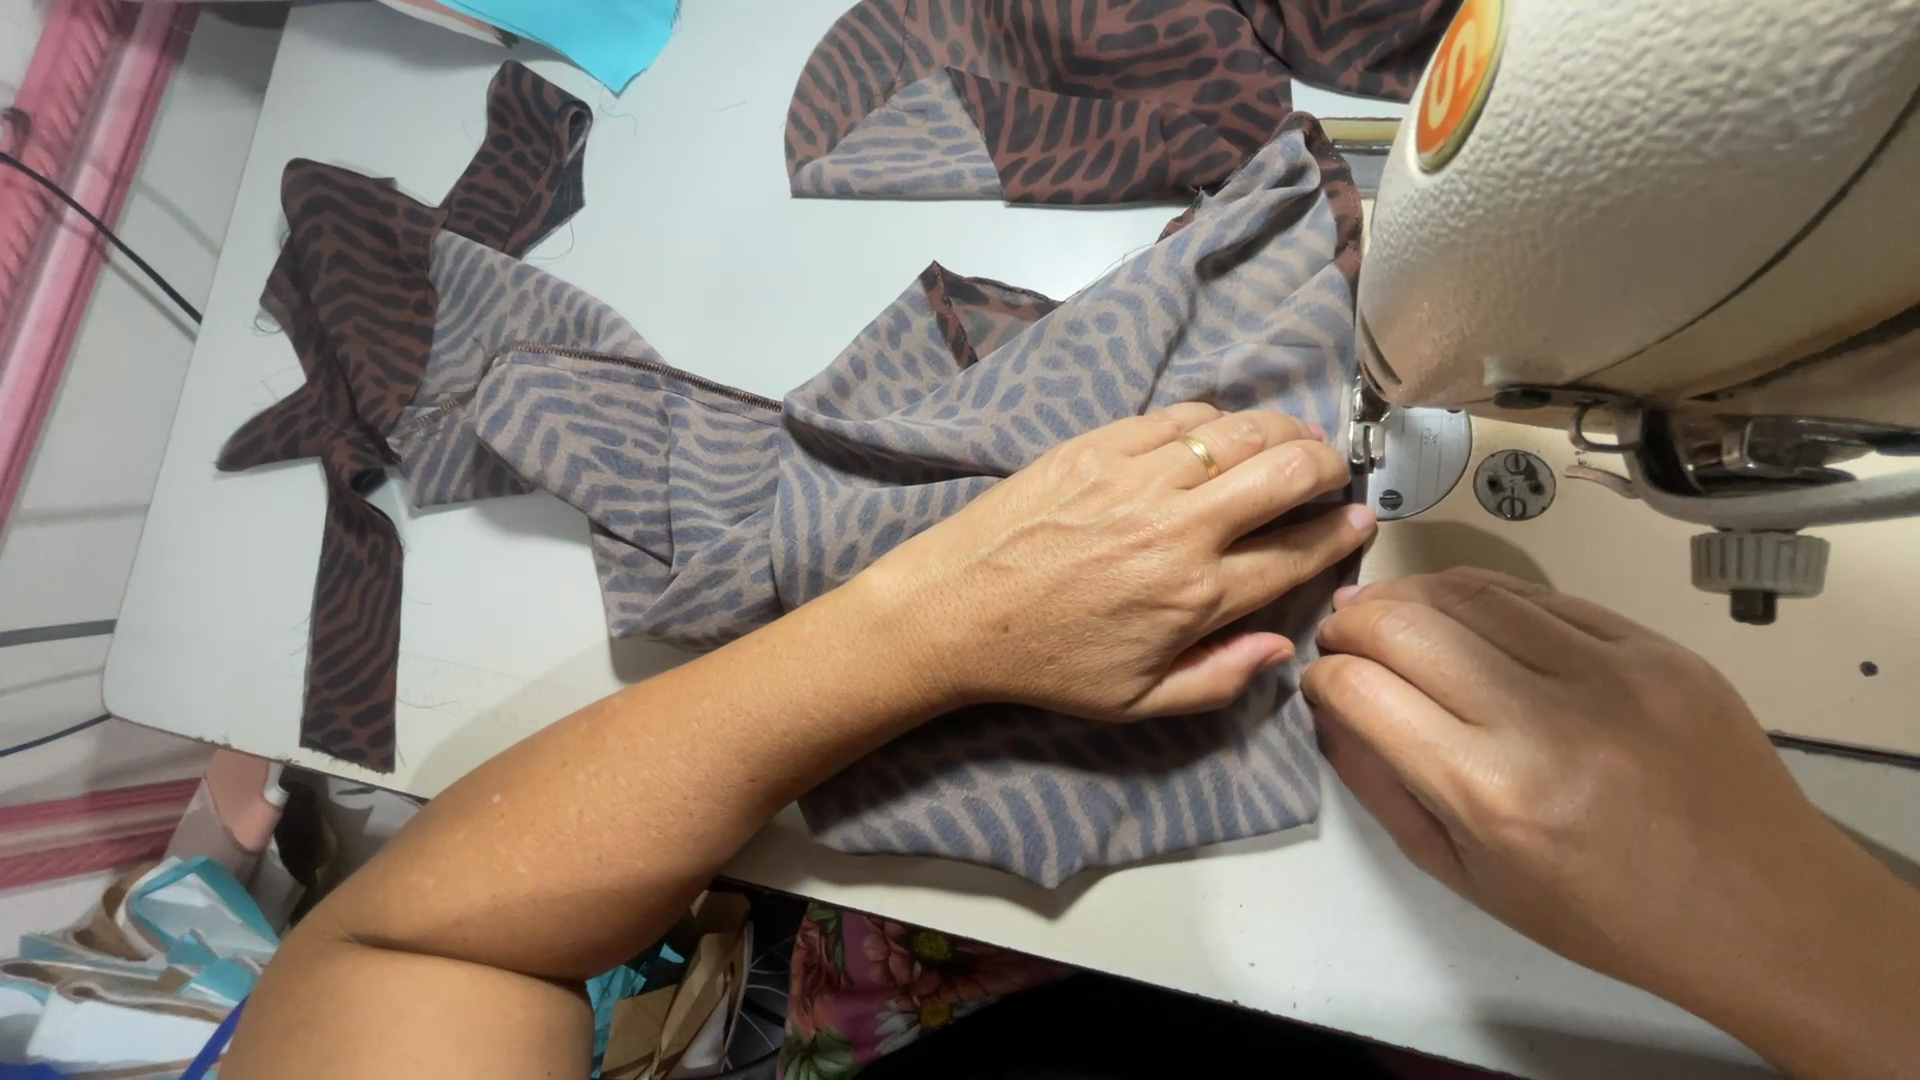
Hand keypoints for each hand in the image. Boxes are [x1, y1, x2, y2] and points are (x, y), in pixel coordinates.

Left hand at [866, 404, 1373, 720]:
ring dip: (1282, 430)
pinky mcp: (1096, 446)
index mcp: (1194, 596)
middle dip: (1327, 467)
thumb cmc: (1044, 662)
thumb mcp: (1134, 702)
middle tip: (1329, 472)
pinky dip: (1215, 418)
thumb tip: (1284, 643)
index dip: (1341, 532)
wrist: (956, 609)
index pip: (1298, 551)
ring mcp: (1136, 477)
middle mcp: (1178, 527)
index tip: (1358, 519)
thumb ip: (1219, 678)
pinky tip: (1219, 432)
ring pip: (1241, 431)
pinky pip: (1178, 415)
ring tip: (1289, 441)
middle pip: (1287, 473)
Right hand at [1302, 569, 1897, 1014]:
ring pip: (1462, 592)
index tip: (1320, 683)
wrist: (1772, 913)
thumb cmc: (1598, 910)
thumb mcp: (1459, 871)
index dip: (1320, 677)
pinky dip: (1470, 593)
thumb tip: (1327, 706)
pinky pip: (1532, 593)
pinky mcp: (1654, 647)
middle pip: (1401, 626)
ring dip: (1400, 595)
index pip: (1359, 690)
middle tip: (1338, 638)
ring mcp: (1610, 672)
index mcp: (1491, 792)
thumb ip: (1375, 783)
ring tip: (1381, 611)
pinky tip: (1450, 609)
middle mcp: (1545, 721)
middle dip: (1347, 625)